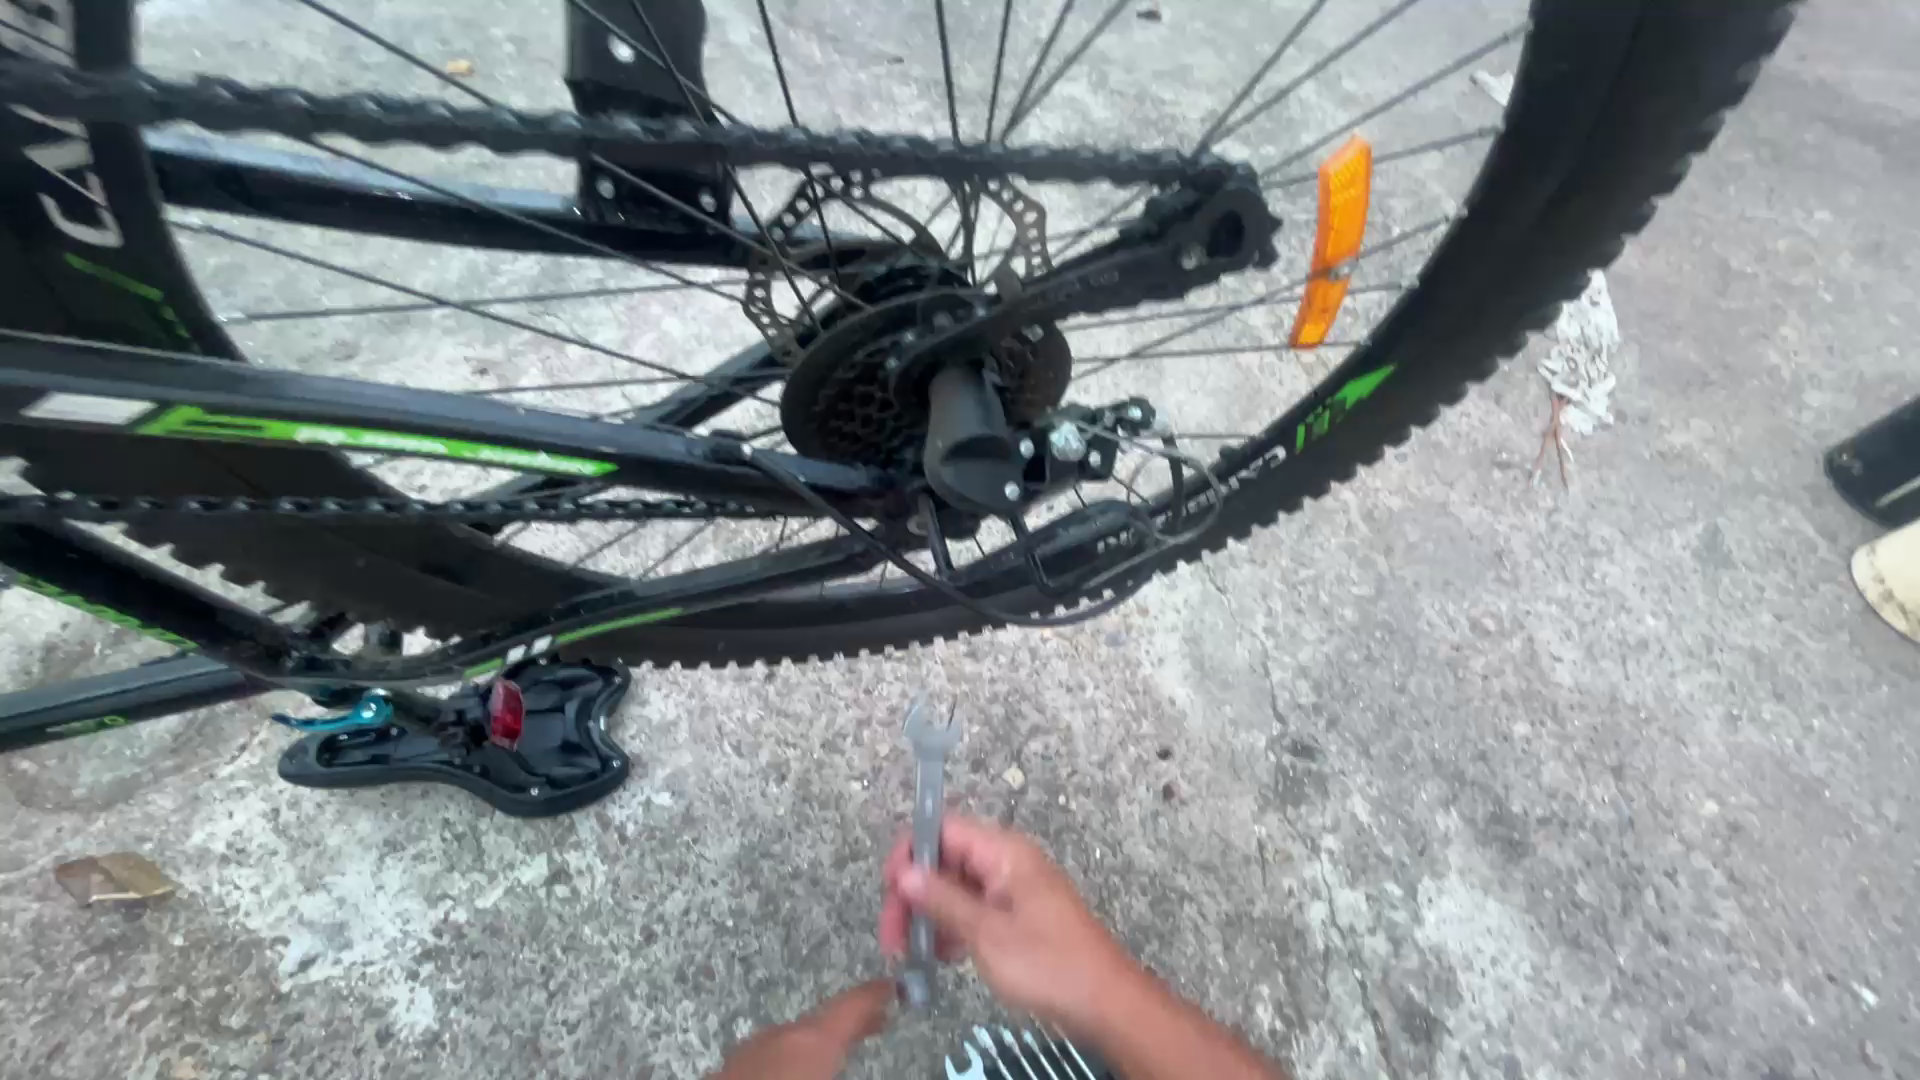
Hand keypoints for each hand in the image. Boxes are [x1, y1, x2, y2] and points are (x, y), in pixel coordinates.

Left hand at [710, 979, 893, 1079]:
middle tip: (877, 1025)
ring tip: (837, 1061)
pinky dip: (785, 1069)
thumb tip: (873, 1073)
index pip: (849, 1006)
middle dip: (847, 1026)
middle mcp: (773, 1041)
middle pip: (818, 1025)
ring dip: (813, 1051)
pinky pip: (762, 1067)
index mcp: (808, 1044)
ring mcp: (740, 1061)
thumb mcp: (821, 1070)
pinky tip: (791, 1078)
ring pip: (786, 1046)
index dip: (873, 997)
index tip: (893, 988)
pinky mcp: (721, 1078)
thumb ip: (846, 1064)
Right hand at [878, 816, 1144, 1031]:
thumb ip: (943, 899)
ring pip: (954, 884)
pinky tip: (943, 955)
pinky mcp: (1014, 911)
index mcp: (1003, 850)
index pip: (943, 827)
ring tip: (914, 953)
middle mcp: (1005, 859)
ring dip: (929, 913)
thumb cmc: (1048, 962)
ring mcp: (1010, 885)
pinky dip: (952, 925)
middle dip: (913, 892)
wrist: (1104, 1000)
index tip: (889, 889)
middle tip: (893, 937)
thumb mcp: (987, 933)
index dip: (910, 851)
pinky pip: (971, 905)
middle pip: (944, 857)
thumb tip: (903, 872)